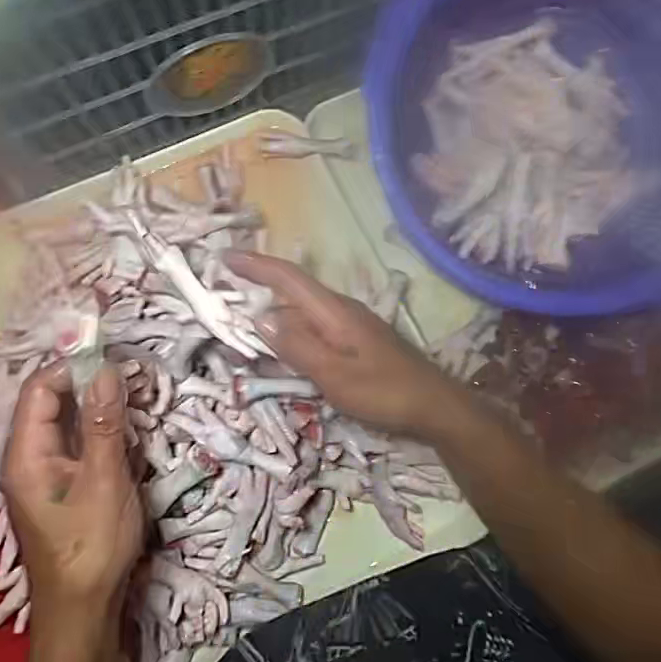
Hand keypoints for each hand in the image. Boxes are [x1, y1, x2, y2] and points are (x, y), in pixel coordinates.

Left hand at [1, 362, 145, 625]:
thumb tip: (105, 369)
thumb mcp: (103, 480)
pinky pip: (81, 443)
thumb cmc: (90, 545)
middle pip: (54, 402)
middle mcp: (29, 457)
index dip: (72, 367)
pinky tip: (131, 431)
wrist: (84, 609)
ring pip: (71, 422)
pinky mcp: (65, 484)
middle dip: (92, 384)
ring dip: (102, 407)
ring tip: (138, 399)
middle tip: (134, 376)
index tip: (114, 358)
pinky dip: (105, 430)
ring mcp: (47, 471)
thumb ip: (103, 423)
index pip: (39, 389)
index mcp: (25, 454)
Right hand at [223, 251, 473, 438]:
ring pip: (305, 312)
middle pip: (294, 292)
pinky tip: (285, 350)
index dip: (256, 265)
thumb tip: (259, 316)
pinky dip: (294, 332)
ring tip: (246, 327)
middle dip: (259, 288)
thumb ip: (296, 346)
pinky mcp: (359, 341)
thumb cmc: (384, 391)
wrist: (435, 405)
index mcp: (334, 311)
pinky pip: (317, 328)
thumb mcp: (333, 375)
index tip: (225, 256)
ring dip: (275, 315)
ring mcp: (353, 324)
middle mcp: (342, 310)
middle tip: (226, 297)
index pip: (289, 278)